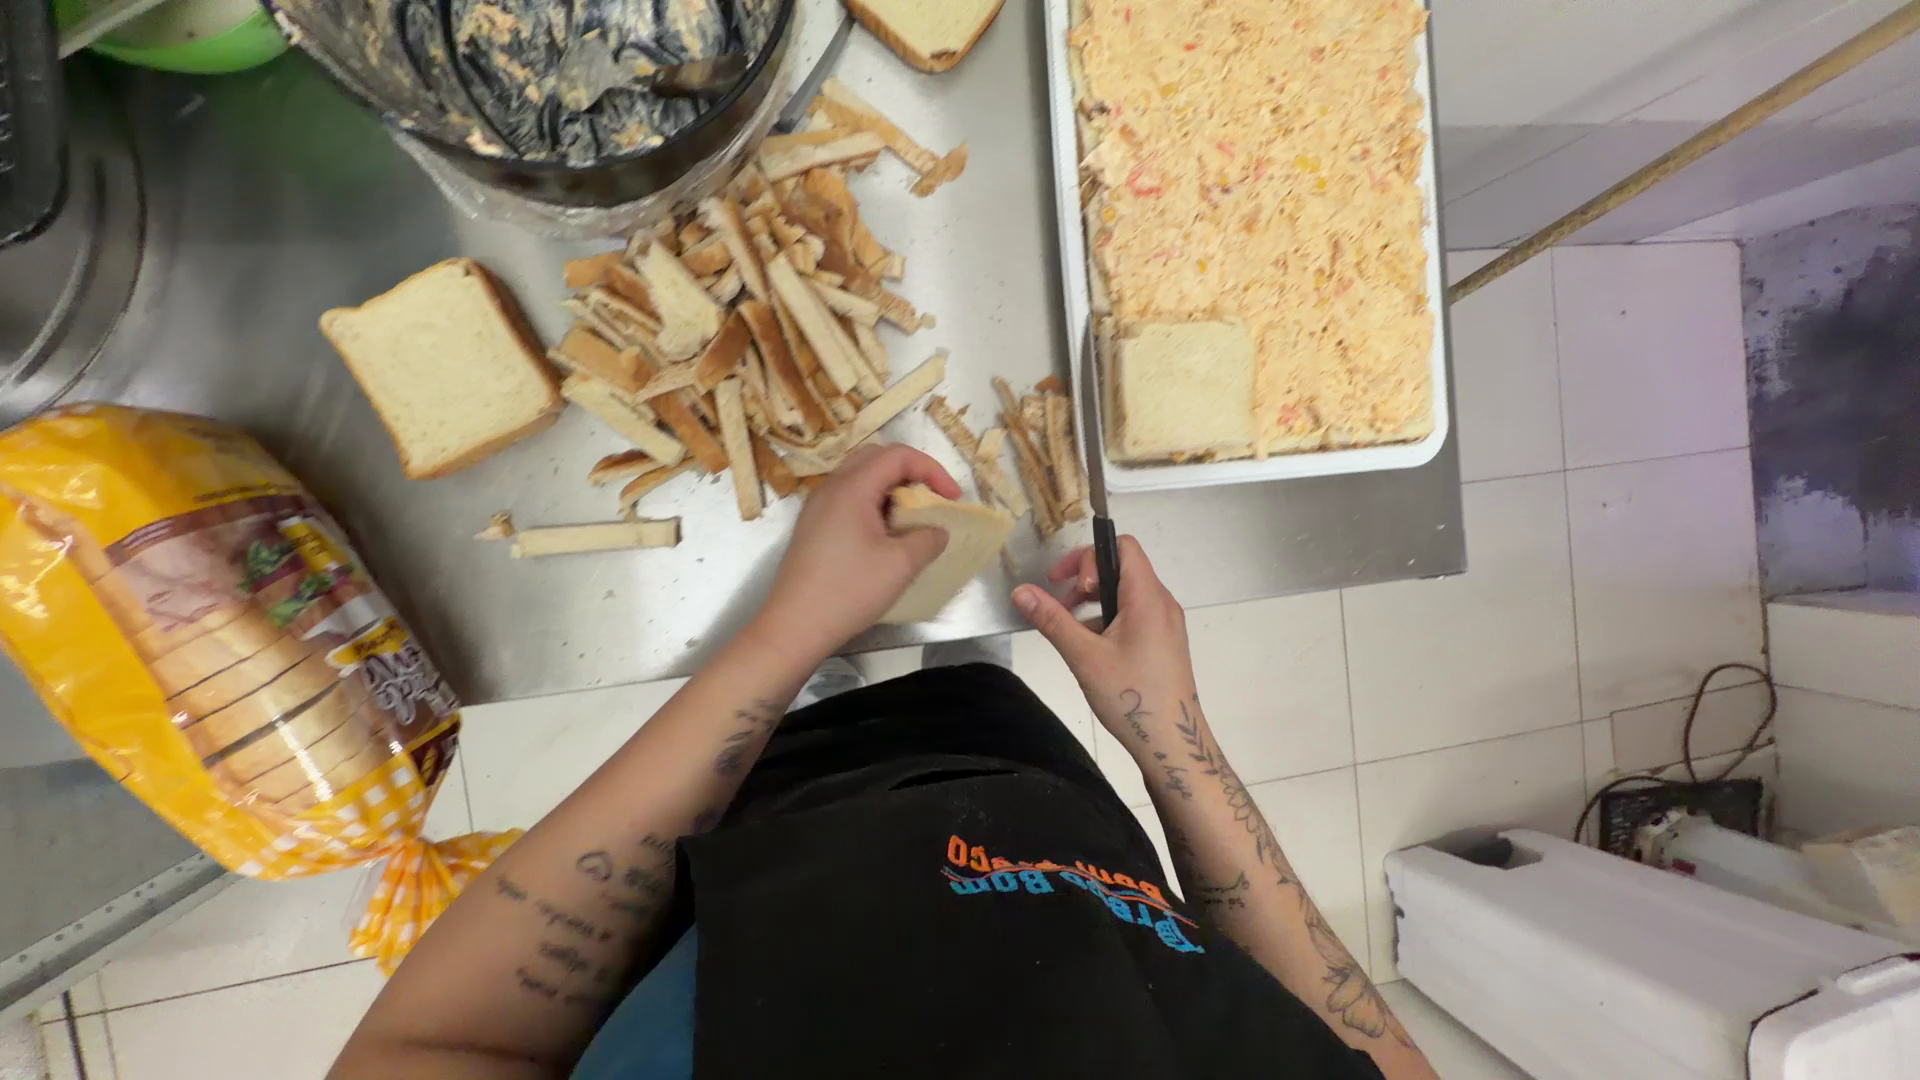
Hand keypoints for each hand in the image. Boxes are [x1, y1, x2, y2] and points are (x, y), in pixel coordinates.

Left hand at [754, 444, 962, 656]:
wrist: (795, 626)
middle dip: (912, 474)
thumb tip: (938, 531)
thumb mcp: (901, 565)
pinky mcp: (813, 527)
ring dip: (892, 491)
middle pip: (877, 459)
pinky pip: (849, 500)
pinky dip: (874, 506)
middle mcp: (831, 488)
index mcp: (851, 488)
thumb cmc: (848, 591)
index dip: (932, 470)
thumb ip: (928, 539)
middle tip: (931, 502)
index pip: (898, 455)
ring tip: (910, 521)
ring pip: (861, 479)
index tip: (952, 499)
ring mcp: (818, 507)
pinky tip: (884, 538)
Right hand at [1014, 536, 1197, 754]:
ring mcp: (1166, 623)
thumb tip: (1020, 591)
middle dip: (1085, 577)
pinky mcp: (1164, 642)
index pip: (1122, 546)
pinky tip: (1091, 647)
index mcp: (1147, 598)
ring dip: (1094, 599)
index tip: (1066, 584)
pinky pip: (1135, 613)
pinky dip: (1109, 617)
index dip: (1088, 555)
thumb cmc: (1132, 697)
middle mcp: (1162, 603)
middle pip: (1122, 566)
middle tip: (1062, 603)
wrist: (1173, 744)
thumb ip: (1052, 619)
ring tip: (1071, 627)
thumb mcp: (1084, 657)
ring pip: (1126, 591)